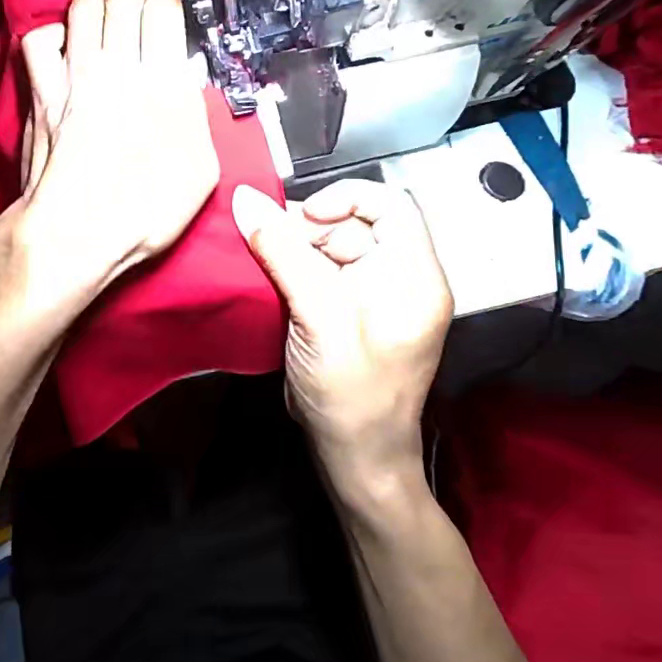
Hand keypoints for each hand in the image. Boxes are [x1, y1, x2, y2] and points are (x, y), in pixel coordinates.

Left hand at [0, 0, 219, 303]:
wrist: (77, 233)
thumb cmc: (147, 208)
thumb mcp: (201, 166)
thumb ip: (198, 117)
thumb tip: (188, 87)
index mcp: (164, 84)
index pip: (162, 12)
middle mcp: (119, 69)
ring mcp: (74, 76)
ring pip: (82, 8)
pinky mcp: (42, 93)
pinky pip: (40, 40)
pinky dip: (52, 28)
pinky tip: (62, 32)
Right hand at [231, 180, 451, 489]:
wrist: (355, 462)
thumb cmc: (352, 398)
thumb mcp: (320, 319)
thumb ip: (285, 255)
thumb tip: (245, 200)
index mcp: (416, 276)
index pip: (393, 206)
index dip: (349, 198)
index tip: (305, 217)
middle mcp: (402, 278)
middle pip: (357, 225)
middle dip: (310, 228)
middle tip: (265, 240)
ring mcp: (377, 295)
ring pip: (334, 247)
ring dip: (296, 247)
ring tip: (259, 256)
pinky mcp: (353, 310)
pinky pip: (324, 272)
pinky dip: (296, 268)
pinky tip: (268, 272)